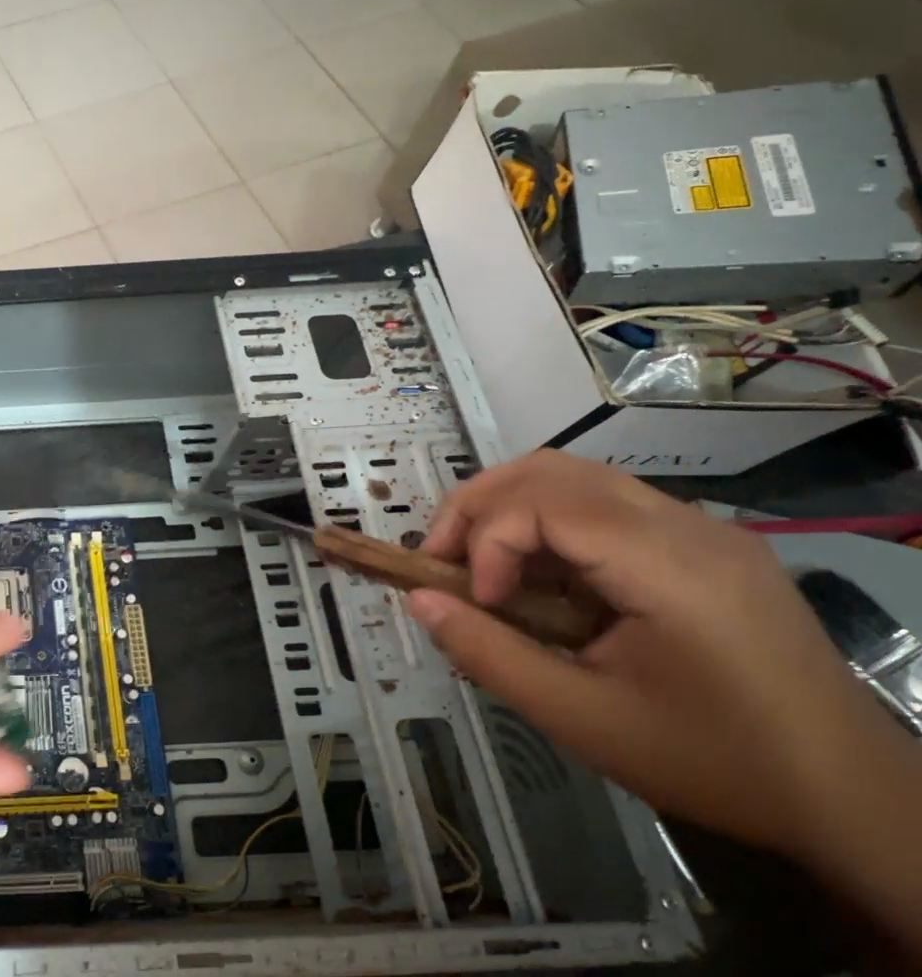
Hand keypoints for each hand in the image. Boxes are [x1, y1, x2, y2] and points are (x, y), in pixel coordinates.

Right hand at [408, 451, 908, 863]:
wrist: (850, 797)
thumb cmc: (712, 762)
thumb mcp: (581, 718)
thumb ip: (489, 653)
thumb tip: (418, 599)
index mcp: (669, 567)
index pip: (544, 503)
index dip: (486, 539)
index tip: (473, 601)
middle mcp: (690, 528)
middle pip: (552, 471)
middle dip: (478, 506)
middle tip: (442, 562)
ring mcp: (705, 532)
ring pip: (577, 477)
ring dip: (510, 508)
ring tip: (479, 564)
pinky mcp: (709, 548)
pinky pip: (608, 506)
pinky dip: (549, 524)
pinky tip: (538, 578)